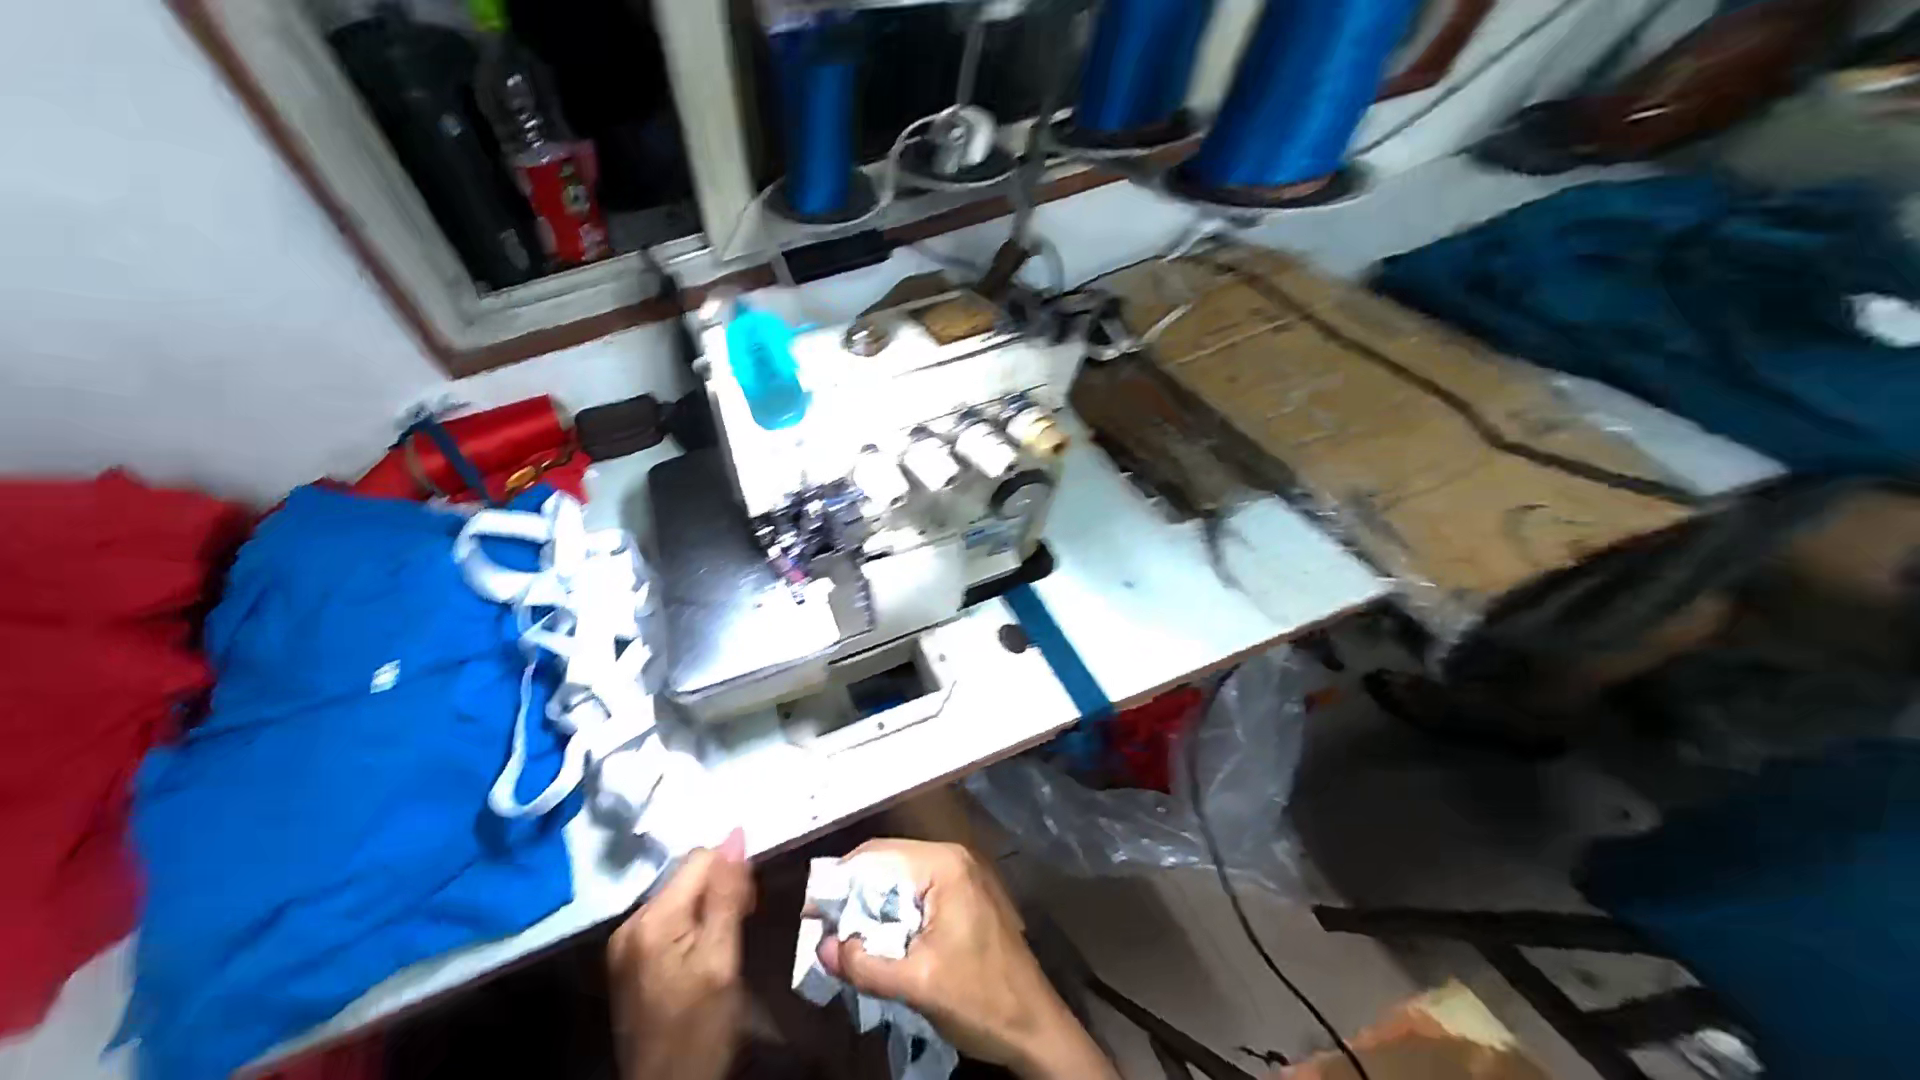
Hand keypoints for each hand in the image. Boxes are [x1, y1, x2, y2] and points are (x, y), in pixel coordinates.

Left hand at [608, 830, 754, 1079]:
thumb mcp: (722, 961)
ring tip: (721, 946)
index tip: (747, 910)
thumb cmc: (701, 1031)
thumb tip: (737, 833)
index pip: (700, 858)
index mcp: (651, 920)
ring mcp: (624, 942)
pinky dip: (692, 925)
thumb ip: (728, 894)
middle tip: (736, 931)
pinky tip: (701, 955)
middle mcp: (629, 922)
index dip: (732, 875)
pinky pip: (668, 918)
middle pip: (688, 875)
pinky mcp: (628, 958)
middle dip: (719, 891)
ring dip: (707, 908)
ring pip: (680, 895)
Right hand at [815, 839, 1117, 1079]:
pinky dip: (893, 916)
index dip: (840, 882)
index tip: (812, 913)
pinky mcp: (964, 897)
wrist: (1035, 1028)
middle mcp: (952, 859)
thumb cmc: (981, 999)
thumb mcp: (916, 984)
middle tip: (823, 928)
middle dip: (854, 897)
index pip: (877, 855)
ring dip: (872, 909)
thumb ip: (864, 964)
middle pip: (887, 865)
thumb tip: (823, 946)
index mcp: (944, 866)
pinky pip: (917, 896)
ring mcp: (962, 876)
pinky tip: (877, 942)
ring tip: (843, 939)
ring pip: (900, 882)